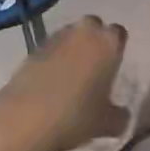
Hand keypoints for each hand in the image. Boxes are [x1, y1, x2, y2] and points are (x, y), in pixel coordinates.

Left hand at [0, 16, 127, 150]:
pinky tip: (51, 82)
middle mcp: (85, 30)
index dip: (117, 49)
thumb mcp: (106, 123)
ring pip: (72, 35)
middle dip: (95, 41)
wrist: (27, 116)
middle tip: (94, 68)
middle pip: (94, 26)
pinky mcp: (36, 45)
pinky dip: (54, 58)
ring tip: (70, 77)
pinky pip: (52, 47)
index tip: (113, 68)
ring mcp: (59, 35)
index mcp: (108, 42)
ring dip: (73, 48)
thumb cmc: (76, 115)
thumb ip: (120, 116)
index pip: (119, 34)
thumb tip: (123, 115)